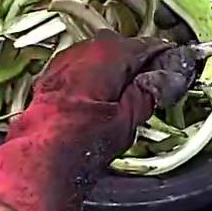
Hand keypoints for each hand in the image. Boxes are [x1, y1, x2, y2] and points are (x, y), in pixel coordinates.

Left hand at [0, 31, 194, 210]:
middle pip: (122, 47)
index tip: (176, 68)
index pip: (147, 45)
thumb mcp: (127, 120)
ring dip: (116, 70)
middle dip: (139, 62)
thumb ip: (149, 91)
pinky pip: (83, 68)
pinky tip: (102, 99)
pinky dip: (96, 77)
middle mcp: (84, 49)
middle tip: (153, 86)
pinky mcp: (51, 76)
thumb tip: (168, 76)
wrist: (35, 164)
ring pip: (101, 56)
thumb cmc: (81, 144)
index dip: (164, 56)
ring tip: (128, 95)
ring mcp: (64, 60)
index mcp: (108, 54)